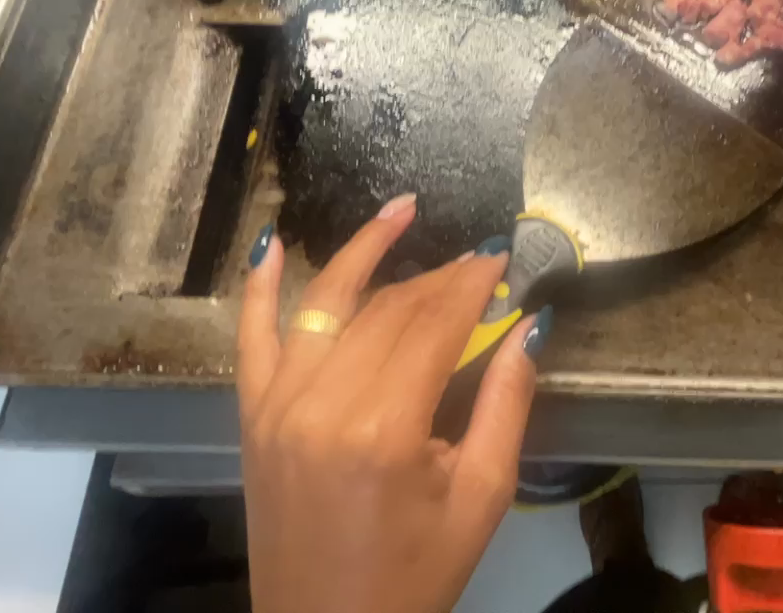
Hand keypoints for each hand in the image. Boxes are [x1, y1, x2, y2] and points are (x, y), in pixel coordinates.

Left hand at [237, 194, 547, 612]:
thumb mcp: (483, 494)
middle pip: (390, 308)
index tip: (503, 259)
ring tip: (403, 210)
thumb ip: (508, 401)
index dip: (474, 284)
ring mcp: (278, 406)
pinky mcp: (253, 417)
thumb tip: (531, 323)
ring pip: (329, 303)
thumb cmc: (417, 571)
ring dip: (366, 250)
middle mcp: (323, 403)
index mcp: (385, 428)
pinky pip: (251, 338)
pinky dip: (259, 287)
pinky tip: (272, 241)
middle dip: (440, 276)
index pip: (436, 324)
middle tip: (478, 263)